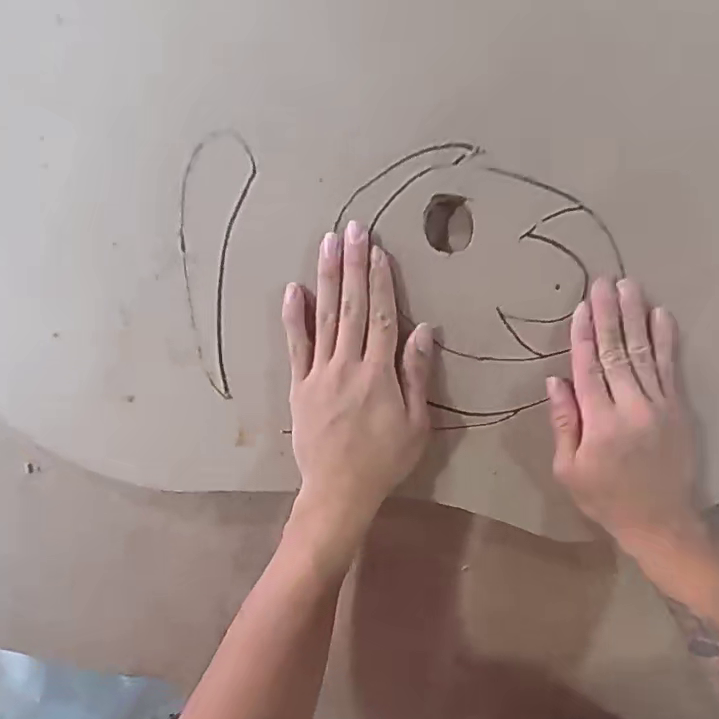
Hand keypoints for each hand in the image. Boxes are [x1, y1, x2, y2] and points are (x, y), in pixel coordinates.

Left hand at [282, 221, 433, 543]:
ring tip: (327, 243)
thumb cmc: (384, 461)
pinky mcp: (300, 388)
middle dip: (353, 265)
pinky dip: (294, 318)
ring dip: (326, 279)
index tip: (378, 249)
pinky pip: (296, 348)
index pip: (380, 316)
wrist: (338, 489)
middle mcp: (348, 366)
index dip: (380, 281)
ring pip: (324, 319)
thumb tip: (424, 331)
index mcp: (379, 374)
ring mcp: (319, 375)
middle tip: (353, 228)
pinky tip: (293, 290)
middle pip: (351, 307)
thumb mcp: (417, 425)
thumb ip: (418, 376)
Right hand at [548, 277, 705, 553]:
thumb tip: (556, 381)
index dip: (582, 336)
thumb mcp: (569, 470)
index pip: (588, 369)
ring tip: (629, 286)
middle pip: (616, 352)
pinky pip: (671, 367)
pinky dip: (666, 340)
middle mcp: (631, 407)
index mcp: (599, 424)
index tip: (580, 307)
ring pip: (644, 352)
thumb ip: (564, 423)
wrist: (659, 521)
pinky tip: (660, 315)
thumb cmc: (605, 499)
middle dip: (608, 315)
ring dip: (635, 317)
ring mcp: (659, 405)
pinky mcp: (679, 408)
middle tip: (604, 282)